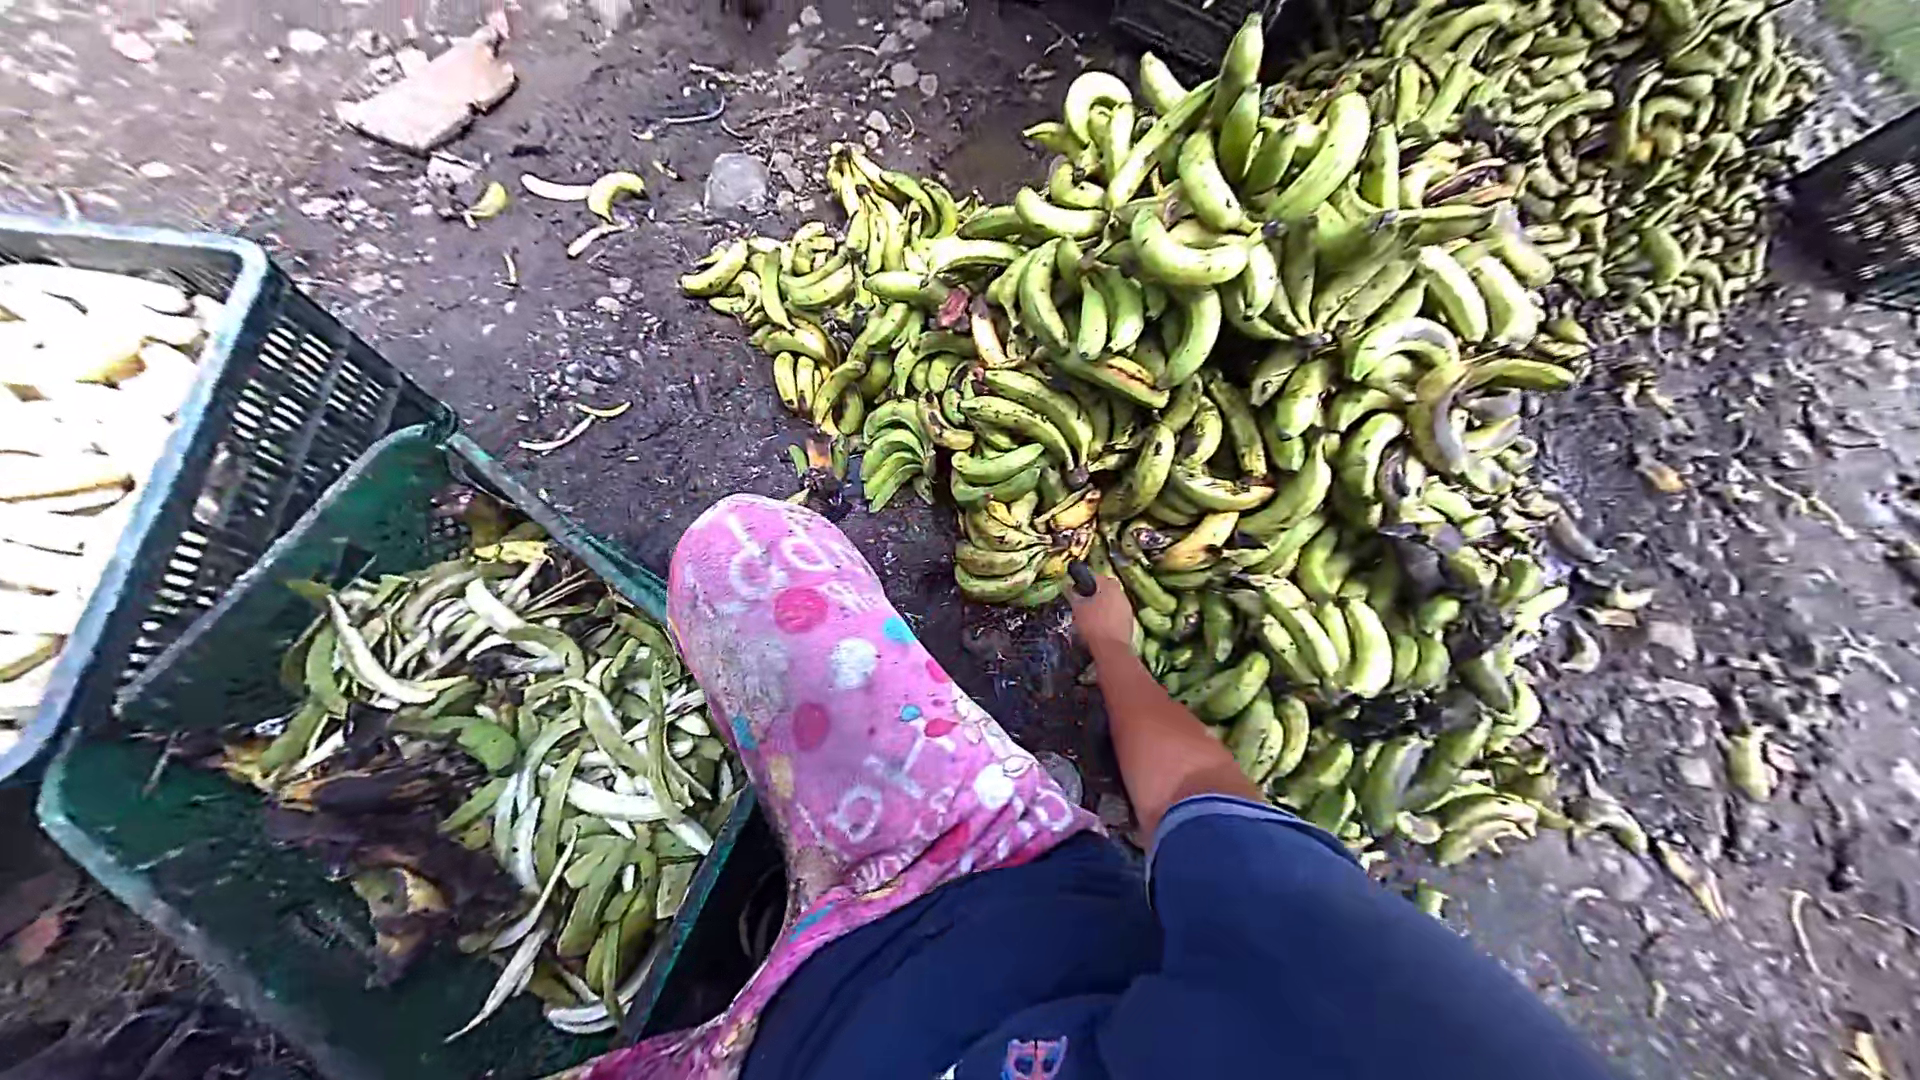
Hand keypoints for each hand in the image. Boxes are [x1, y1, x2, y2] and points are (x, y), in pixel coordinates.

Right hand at [1067, 573, 1133, 653]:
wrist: (1111, 649)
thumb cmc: (1092, 624)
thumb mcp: (1077, 608)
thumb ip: (1073, 594)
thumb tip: (1067, 583)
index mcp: (1109, 587)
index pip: (1097, 576)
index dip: (1087, 580)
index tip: (1078, 588)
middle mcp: (1121, 594)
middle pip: (1108, 588)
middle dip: (1098, 592)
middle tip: (1086, 600)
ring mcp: (1128, 608)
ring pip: (1114, 600)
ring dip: (1105, 603)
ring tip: (1093, 613)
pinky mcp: (1130, 621)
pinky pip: (1118, 612)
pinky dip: (1110, 615)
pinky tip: (1102, 624)